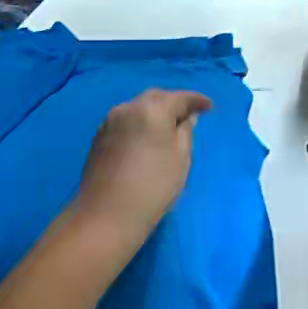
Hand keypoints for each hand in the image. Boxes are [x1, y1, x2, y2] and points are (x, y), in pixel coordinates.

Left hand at [72, 90, 212, 241]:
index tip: (209, 106)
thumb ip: (185, 131)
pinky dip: (139, 122)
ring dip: (154, 112)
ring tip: (168, 126)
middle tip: (189, 114)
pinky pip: (124, 120)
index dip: (196, 100)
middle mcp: (127, 108)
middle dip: (173, 102)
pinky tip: (146, 136)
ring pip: (137, 107)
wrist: (108, 211)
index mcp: (151, 109)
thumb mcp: (181, 158)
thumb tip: (185, 117)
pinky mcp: (99, 136)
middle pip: (154, 97)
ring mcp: (109, 121)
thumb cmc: (154, 185)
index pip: (178, 97)